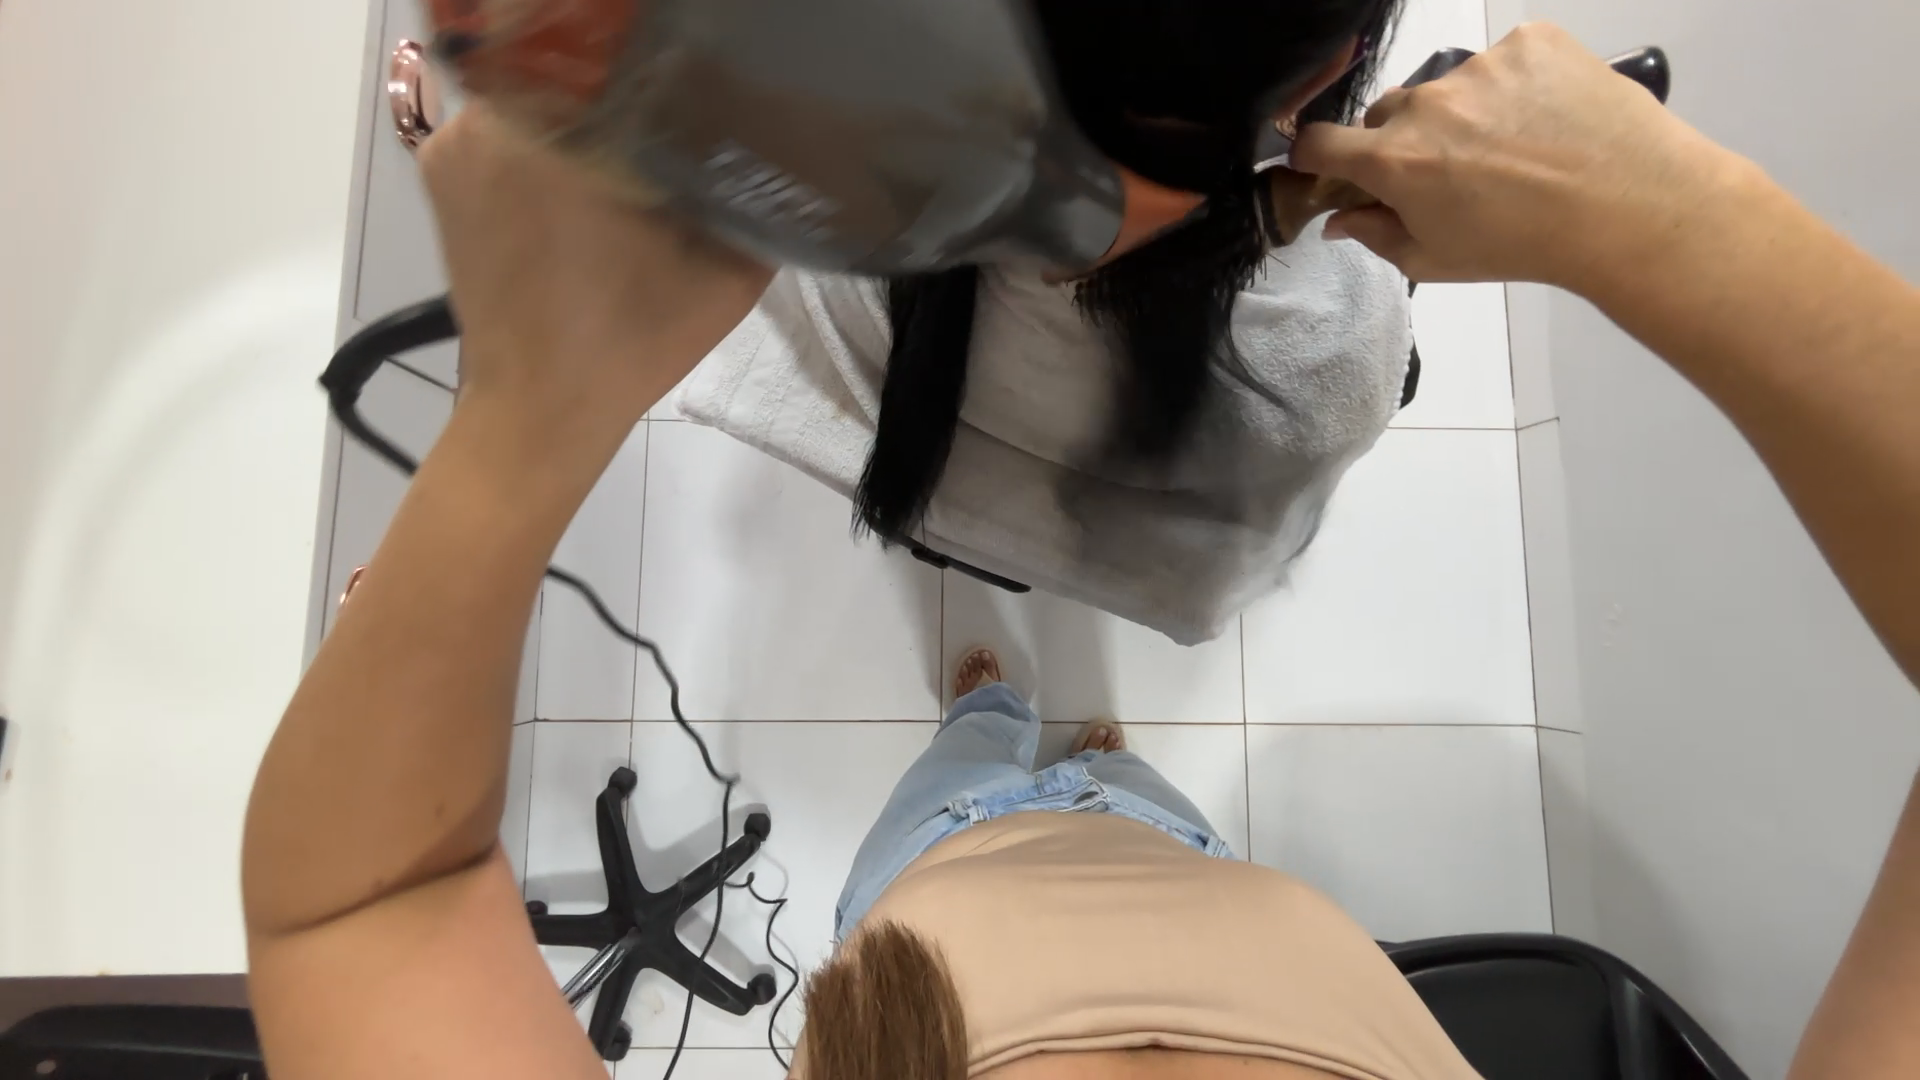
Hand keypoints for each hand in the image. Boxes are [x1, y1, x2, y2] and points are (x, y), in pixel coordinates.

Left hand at [418, 105, 770, 449]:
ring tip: (629, 175)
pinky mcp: (440, 182)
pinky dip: (544, 159)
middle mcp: (489, 119)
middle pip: (575, 84)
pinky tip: (582, 199)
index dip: (667, 92)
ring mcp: (452, 148)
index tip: (696, 125)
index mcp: (562, 131)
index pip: (625, 70)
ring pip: (538, 110)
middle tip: (668, 153)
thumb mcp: (727, 277)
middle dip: (623, 113)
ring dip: (583, 134)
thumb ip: (753, 209)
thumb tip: (766, 163)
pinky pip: (504, 142)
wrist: (546, 408)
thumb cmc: (635, 342)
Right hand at [1291, 23, 1751, 289]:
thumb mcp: (1427, 259)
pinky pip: (1493, 62)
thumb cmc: (1516, 244)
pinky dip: (1499, 88)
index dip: (1309, 157)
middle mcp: (1426, 105)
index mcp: (1393, 161)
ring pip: (1439, 89)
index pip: (1318, 143)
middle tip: (1430, 172)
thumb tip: (1339, 219)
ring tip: (1495, 146)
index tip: (1318, 167)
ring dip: (1447, 115)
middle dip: (1391, 143)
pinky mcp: (1530, 42)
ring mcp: (1480, 67)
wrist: (1626, 204)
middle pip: (1381, 116)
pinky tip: (1529, 118)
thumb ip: (1372, 234)